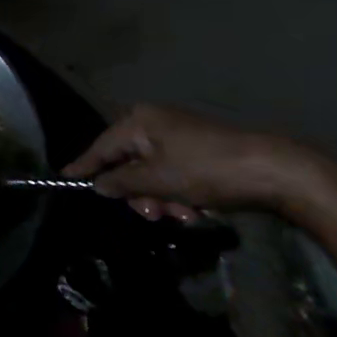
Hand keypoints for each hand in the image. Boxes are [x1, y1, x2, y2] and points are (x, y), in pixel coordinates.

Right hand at [62, 104, 335, 222]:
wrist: (273, 170)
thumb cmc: (206, 169)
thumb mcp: (157, 179)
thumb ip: (120, 182)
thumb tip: (97, 184)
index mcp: (140, 121)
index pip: (101, 147)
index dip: (84, 166)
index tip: (63, 177)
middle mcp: (155, 124)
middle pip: (127, 165)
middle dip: (139, 194)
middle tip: (153, 214)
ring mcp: (177, 137)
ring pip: (151, 176)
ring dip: (162, 200)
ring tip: (184, 214)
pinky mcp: (198, 152)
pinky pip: (173, 176)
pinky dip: (179, 195)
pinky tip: (197, 209)